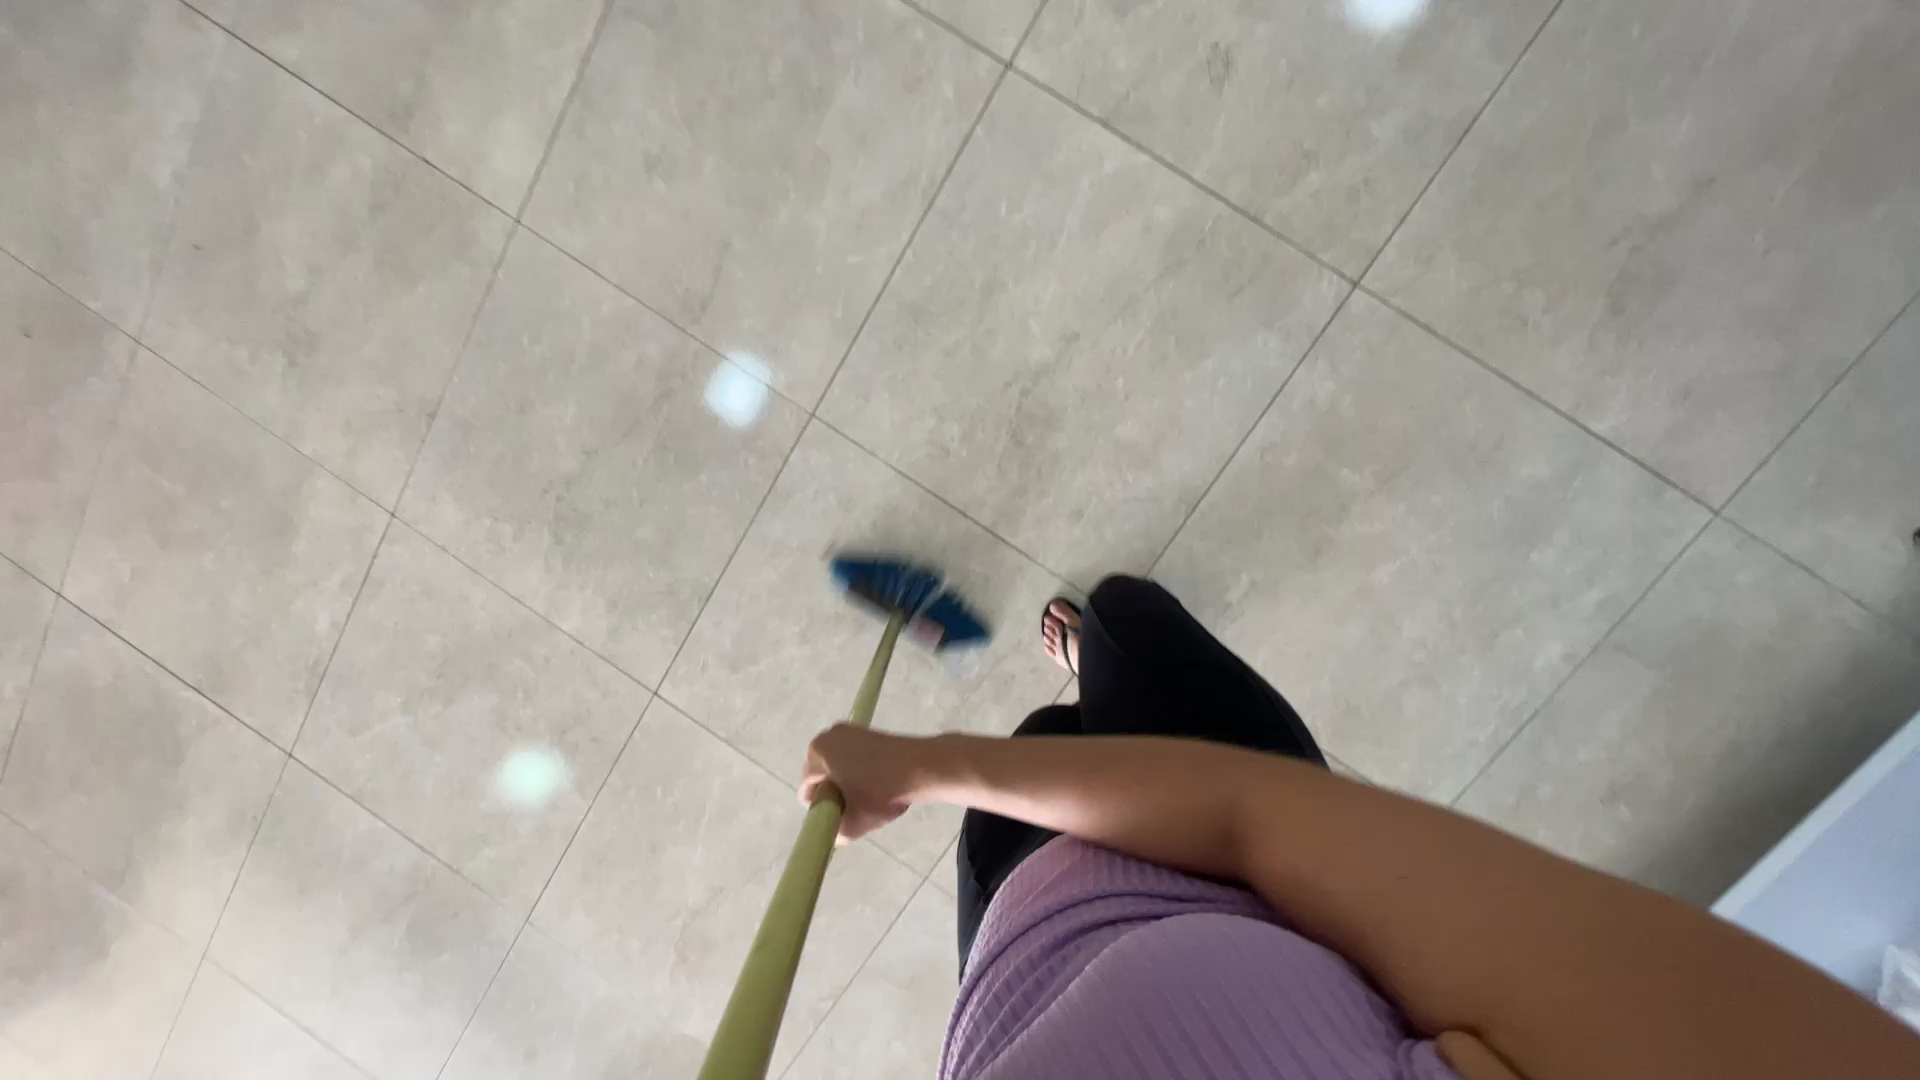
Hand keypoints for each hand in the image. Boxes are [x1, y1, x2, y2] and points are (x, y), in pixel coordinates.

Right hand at [799, 724, 932, 841]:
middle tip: (857, 809)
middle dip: (836, 796)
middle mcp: (829, 736)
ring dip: (850, 786)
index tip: (842, 818)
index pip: (809, 790)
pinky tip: (880, 785)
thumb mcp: (854, 824)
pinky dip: (863, 774)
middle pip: (824, 777)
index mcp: (817, 753)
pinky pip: (855, 760)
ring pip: (841, 770)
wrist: (922, 767)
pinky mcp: (870, 732)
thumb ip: (836, 833)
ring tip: (871, 798)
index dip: (822, 810)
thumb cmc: (882, 792)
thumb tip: (834, 833)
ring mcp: (850, 730)